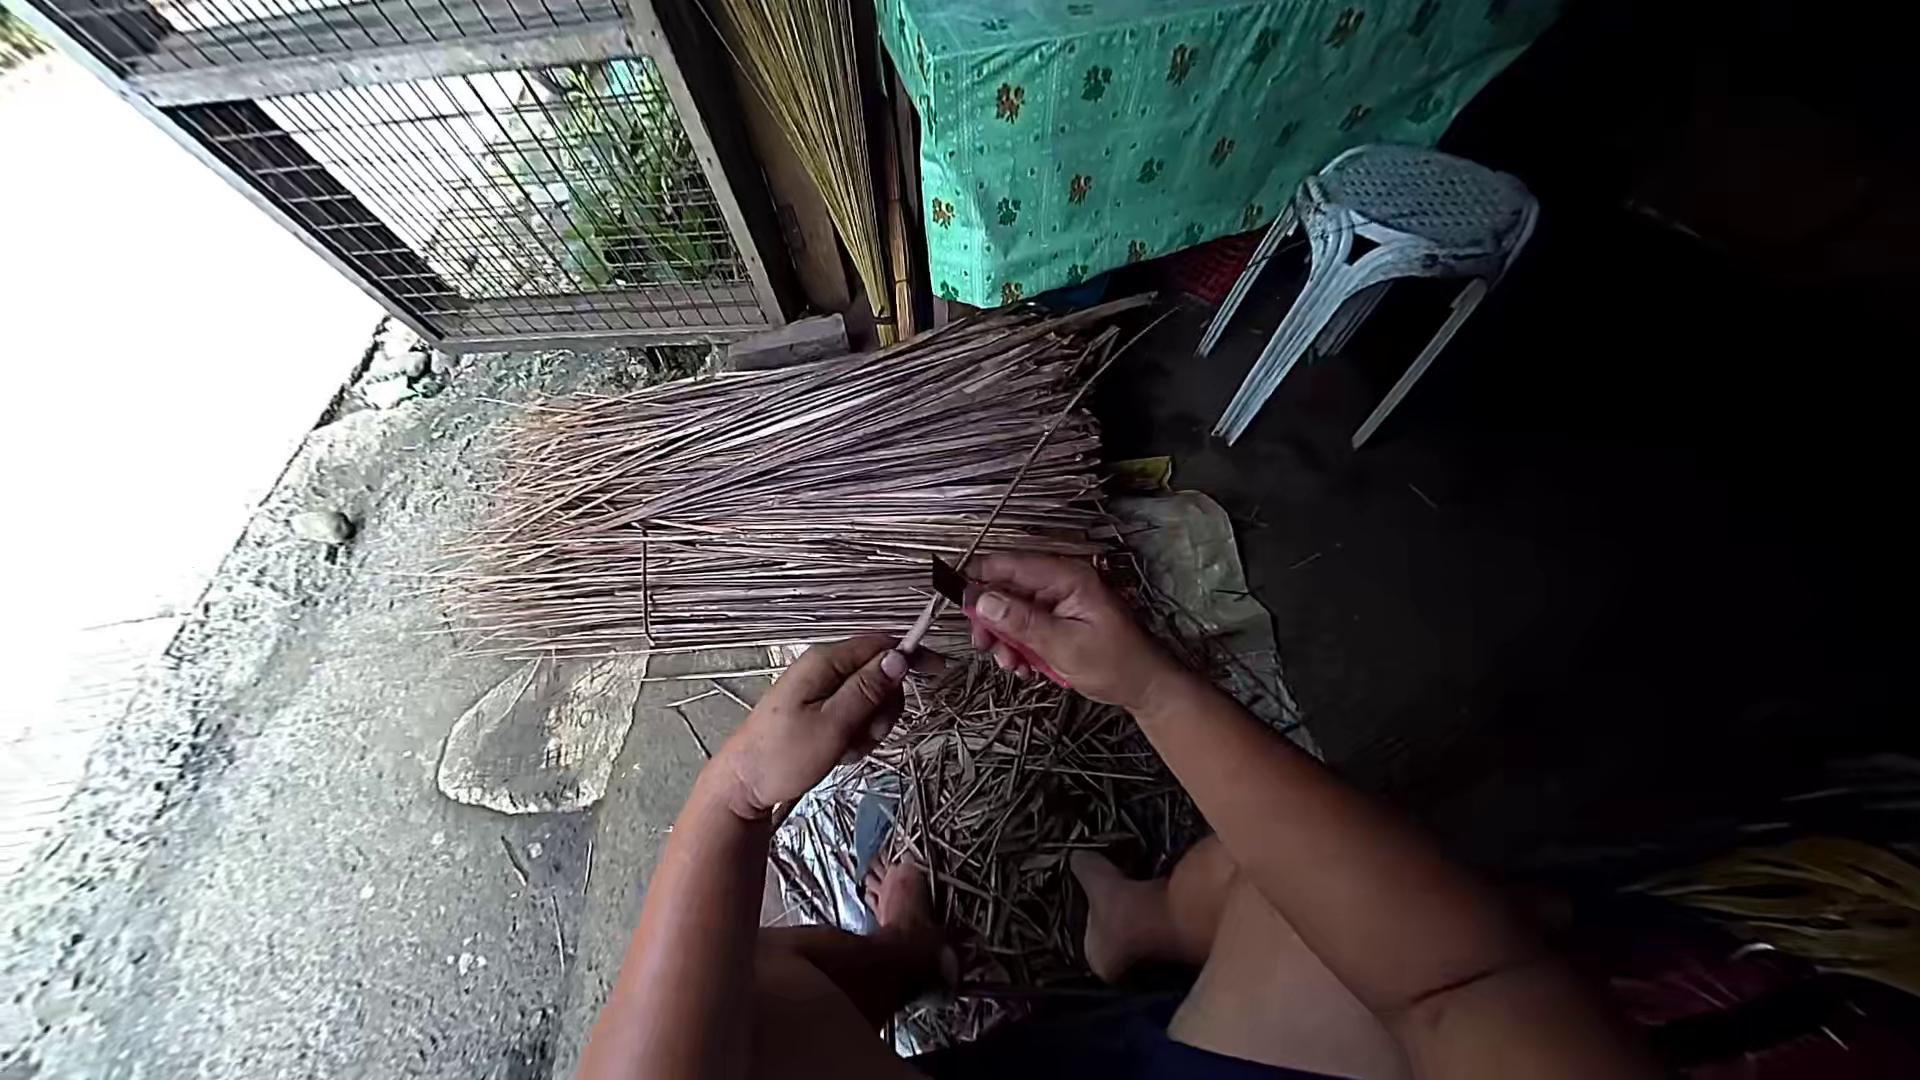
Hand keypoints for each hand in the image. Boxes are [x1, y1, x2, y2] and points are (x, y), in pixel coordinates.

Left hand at [715, 636, 911, 817]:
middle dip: (885, 705)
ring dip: (871, 724)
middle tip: (870, 734)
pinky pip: (855, 713)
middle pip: (879, 672)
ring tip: (849, 747)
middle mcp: (825, 668)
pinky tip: (841, 750)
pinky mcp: (820, 709)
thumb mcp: (833, 725)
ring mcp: (822, 689)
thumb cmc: (783, 756)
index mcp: (826, 662)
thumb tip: (898, 656)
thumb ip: (868, 690)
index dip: (912, 655)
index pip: (881, 643)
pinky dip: (857, 733)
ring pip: (870, 697)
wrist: (741, 787)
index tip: (939, 671)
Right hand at [963, 553, 1180, 709]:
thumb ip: (1021, 622)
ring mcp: (1056, 603)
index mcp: (1066, 577)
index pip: (1011, 565)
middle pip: (1006, 590)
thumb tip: (982, 600)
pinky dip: (1017, 647)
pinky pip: (1023, 628)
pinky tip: (1024, 666)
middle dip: (991, 619)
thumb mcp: (1064, 645)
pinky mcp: (1055, 621)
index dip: (979, 577)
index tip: (955, 595)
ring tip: (1011, 664)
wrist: (1144, 687)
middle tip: (983, 644)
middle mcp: (1058, 584)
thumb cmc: (1117, 663)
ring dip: (1004, 639)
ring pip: (1011, 612)